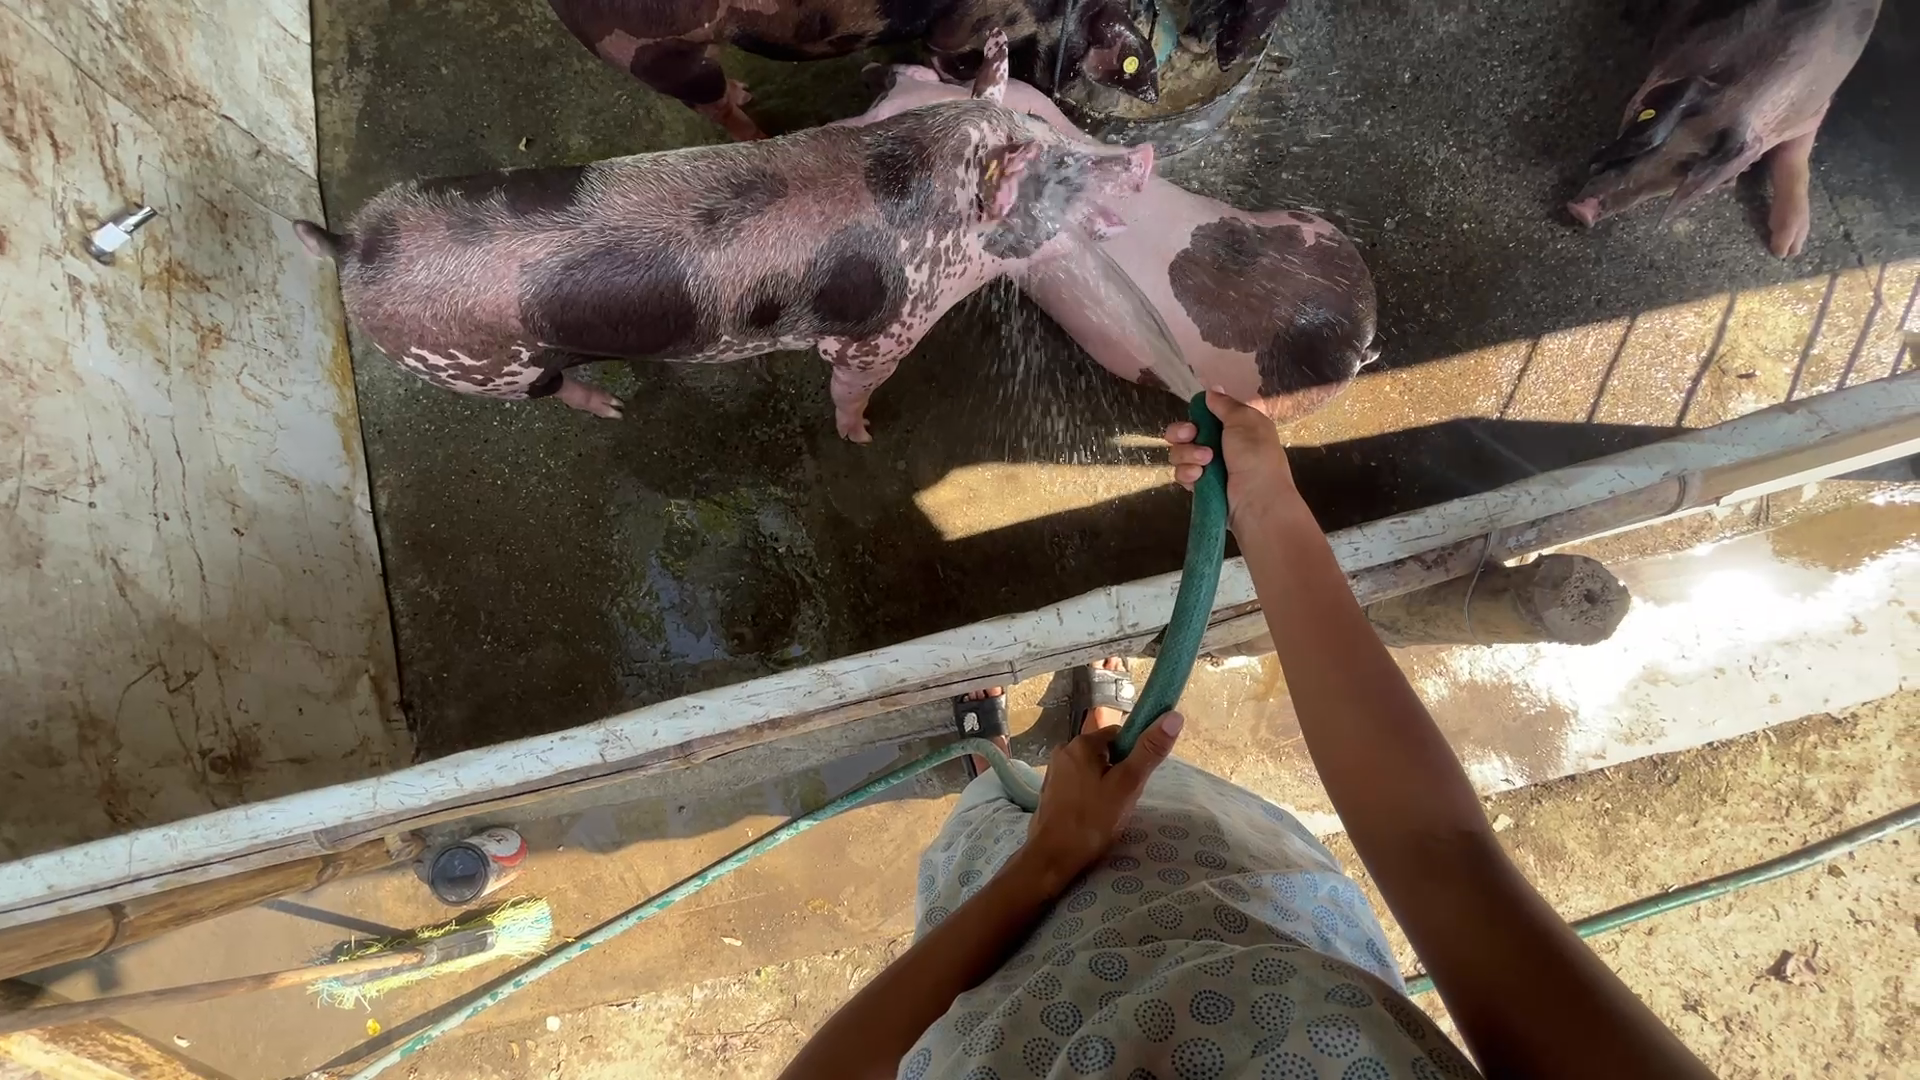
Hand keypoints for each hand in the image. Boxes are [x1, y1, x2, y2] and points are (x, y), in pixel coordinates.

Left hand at [1025, 713, 1183, 886]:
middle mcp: (1064, 749)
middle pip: (1105, 752)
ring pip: (1092, 769)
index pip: (1119, 734)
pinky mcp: (1050, 788)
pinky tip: (1093, 815)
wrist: (1052, 857)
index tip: (1137, 779)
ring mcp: (1054, 770)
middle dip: (1119, 772)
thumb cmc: (1092, 820)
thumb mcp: (1127, 785)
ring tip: (1109, 811)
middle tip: (1123, 800)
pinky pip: (1079, 783)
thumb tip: (1173, 716)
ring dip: (1105, 784)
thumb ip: (1149, 751)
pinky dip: (1090, 794)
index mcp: (1082, 743)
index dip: (1133, 755)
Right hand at [1166, 390, 1298, 528]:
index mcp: (1235, 426)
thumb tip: (1213, 389)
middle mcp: (1220, 444)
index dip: (1195, 416)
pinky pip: (1181, 474)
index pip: (1203, 415)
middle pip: (1184, 432)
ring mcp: (1208, 466)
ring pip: (1179, 453)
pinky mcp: (1199, 485)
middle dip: (1183, 434)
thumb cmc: (1255, 457)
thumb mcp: (1244, 422)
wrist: (1256, 501)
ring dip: (1188, 455)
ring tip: (1204, 464)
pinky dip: (1187, 474)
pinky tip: (1199, 478)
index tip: (1195, 420)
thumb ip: (1224, 405)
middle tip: (1192, 438)